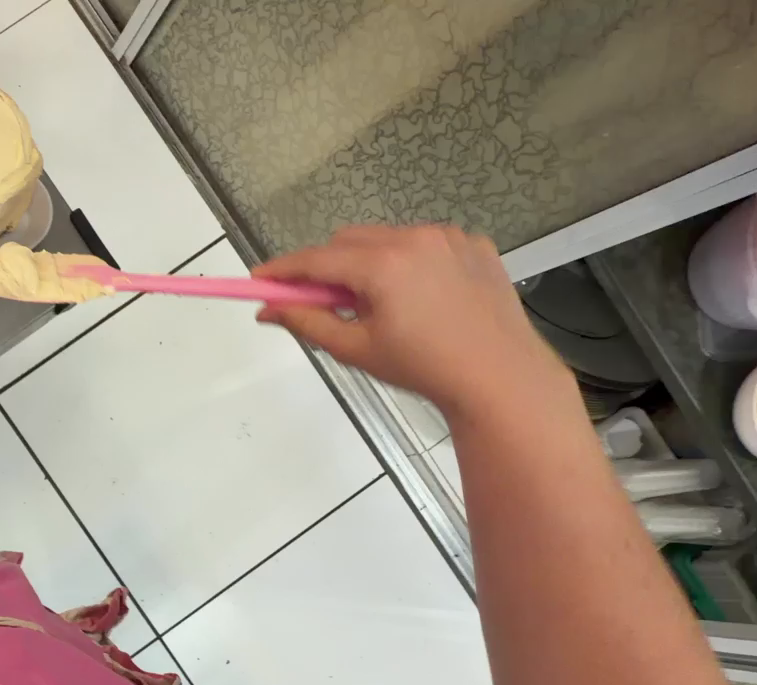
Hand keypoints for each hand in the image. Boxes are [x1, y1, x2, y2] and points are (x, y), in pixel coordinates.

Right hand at [252, 225, 570, 417]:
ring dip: (363, 264)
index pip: (315, 259)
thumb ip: (305, 321)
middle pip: (347, 240)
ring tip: (371, 306)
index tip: (258, 279)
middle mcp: (416, 238)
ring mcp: (450, 238)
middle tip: (317, 303)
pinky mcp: (474, 245)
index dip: (282, 269)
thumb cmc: (420, 365)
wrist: (498, 374)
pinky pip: (421, 243)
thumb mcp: (352, 347)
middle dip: (324, 266)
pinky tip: (411, 298)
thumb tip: (267, 310)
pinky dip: (402, 263)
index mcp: (384, 265)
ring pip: (384, 239)